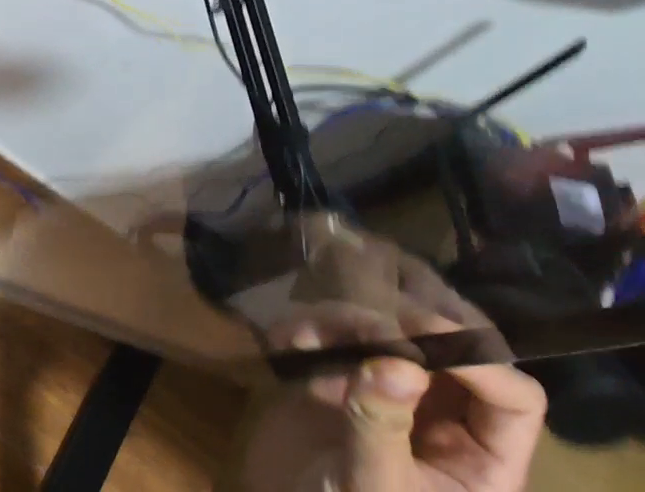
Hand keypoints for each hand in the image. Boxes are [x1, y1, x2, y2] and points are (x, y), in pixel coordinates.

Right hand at [240, 219, 545, 491]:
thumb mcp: (374, 484)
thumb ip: (383, 426)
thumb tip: (398, 362)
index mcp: (482, 457)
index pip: (513, 398)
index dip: (482, 363)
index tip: (424, 336)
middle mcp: (442, 417)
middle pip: (451, 354)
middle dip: (410, 329)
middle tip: (369, 324)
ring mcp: (385, 393)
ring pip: (389, 336)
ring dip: (351, 323)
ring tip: (311, 334)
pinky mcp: (333, 379)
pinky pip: (332, 338)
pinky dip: (308, 327)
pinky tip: (286, 339)